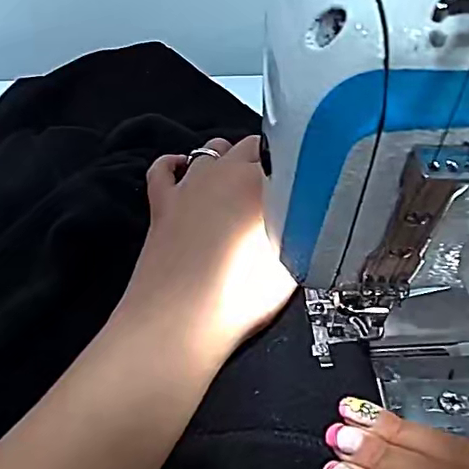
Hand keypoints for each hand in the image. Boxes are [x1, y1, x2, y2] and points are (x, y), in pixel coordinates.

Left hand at [115, 136, 295, 365]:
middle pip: (251, 146)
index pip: (286, 152)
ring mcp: (191, 184)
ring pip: (213, 150)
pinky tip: (184, 170)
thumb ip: (301, 228)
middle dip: (266, 159)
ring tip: (238, 180)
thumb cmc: (240, 296)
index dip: (297, 164)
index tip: (306, 179)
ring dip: (227, 158)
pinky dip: (176, 164)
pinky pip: (165, 168)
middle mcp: (226, 171)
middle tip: (277, 184)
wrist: (179, 321)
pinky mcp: (163, 202)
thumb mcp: (292, 262)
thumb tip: (305, 218)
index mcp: (263, 180)